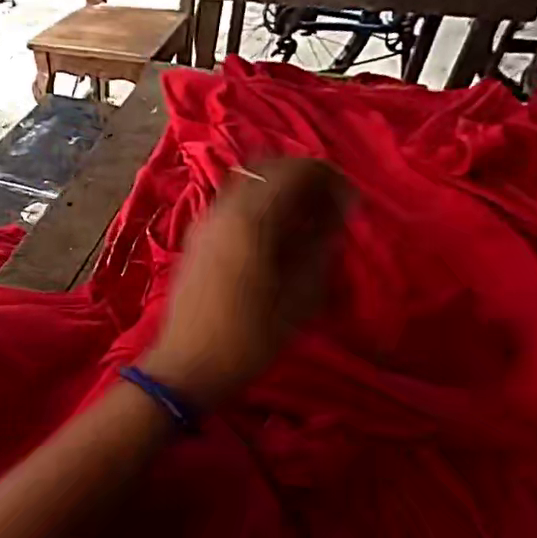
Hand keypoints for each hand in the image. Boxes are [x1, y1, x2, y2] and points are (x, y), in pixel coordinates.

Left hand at [140, 157, 348, 408]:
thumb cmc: (247, 339)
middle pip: (269, 170)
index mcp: (250, 218)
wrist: (187, 367)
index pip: (297, 170)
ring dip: (278, 194)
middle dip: (304, 181)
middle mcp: (222, 210)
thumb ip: (321, 246)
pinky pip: (231, 207)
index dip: (330, 178)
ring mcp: (202, 224)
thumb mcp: (299, 298)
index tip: (350, 202)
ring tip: (303, 226)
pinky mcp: (194, 241)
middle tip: (328, 210)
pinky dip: (256, 209)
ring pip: (247, 187)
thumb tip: (337, 213)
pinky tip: (271, 240)